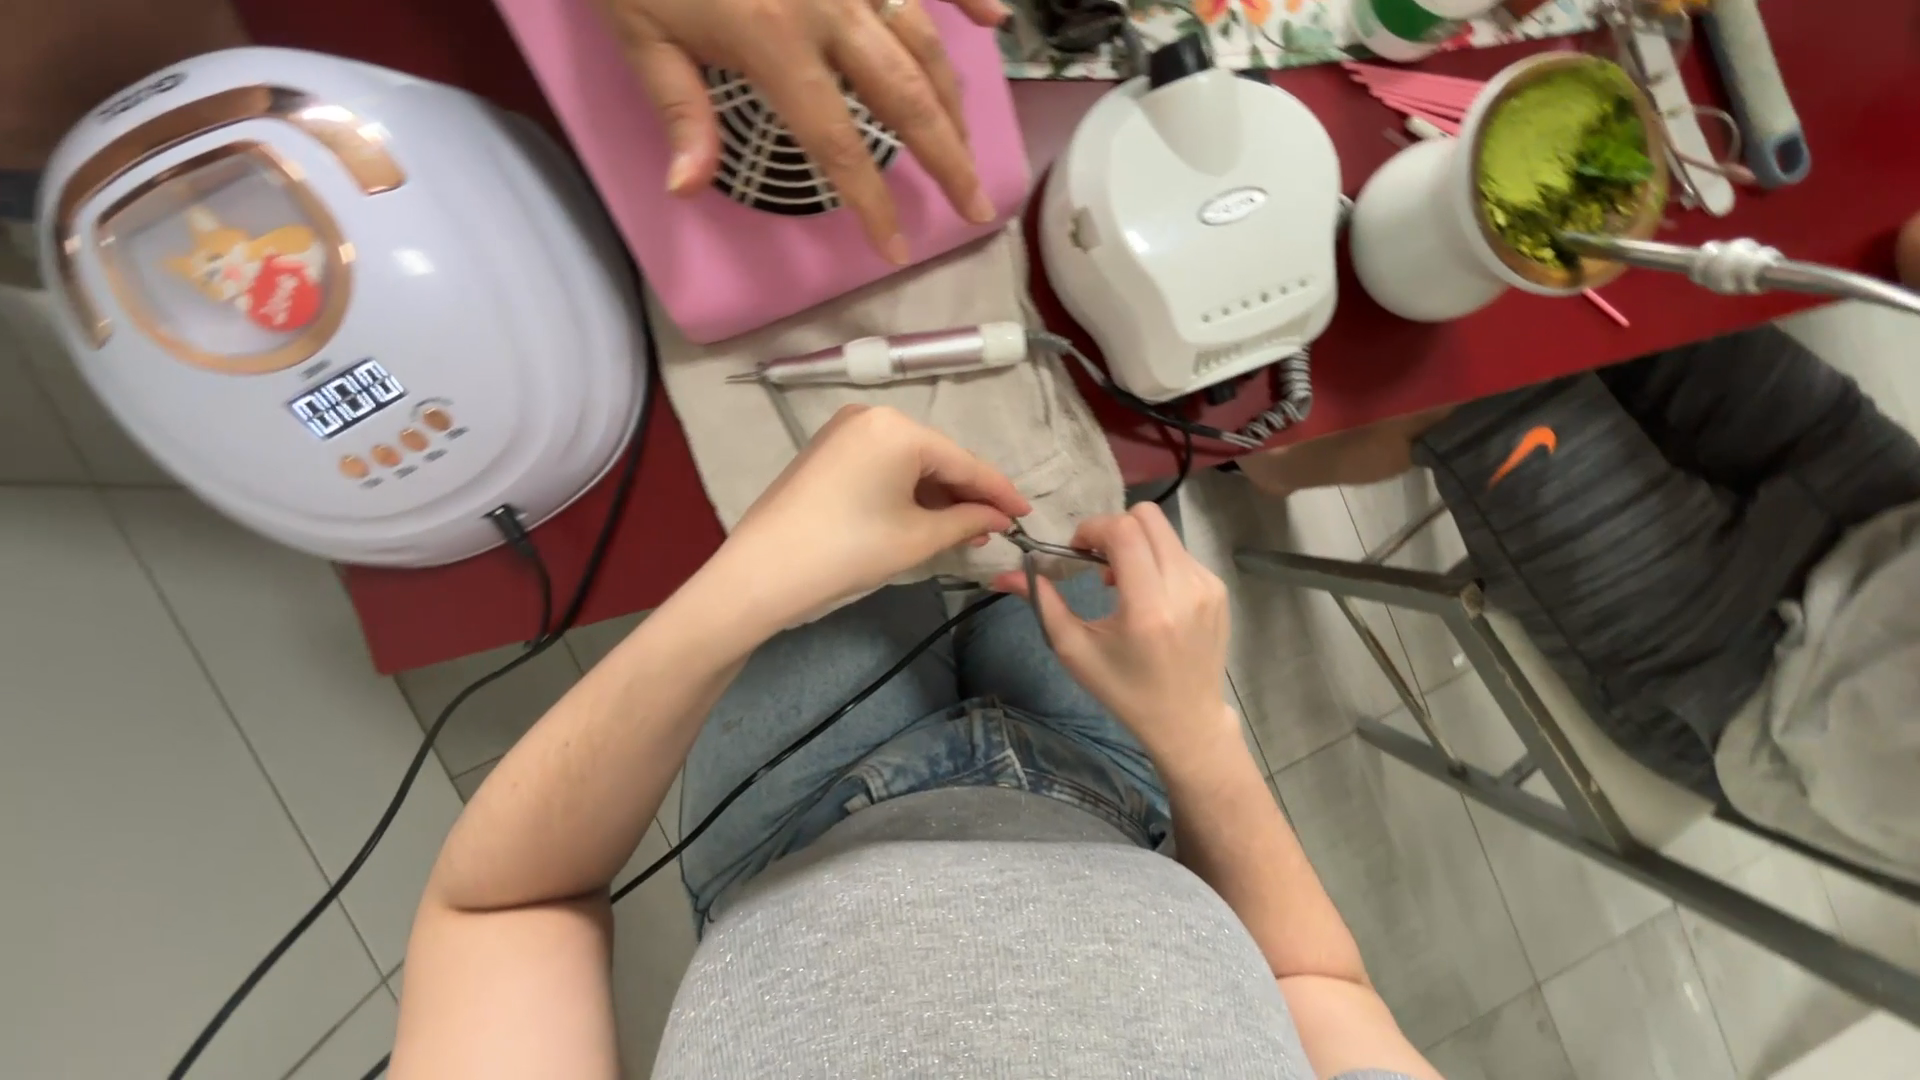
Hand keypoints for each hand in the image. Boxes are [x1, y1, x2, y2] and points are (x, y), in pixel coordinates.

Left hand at [596, 0, 1006, 263]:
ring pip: (923, 43)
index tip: (896, 250)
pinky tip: (996, 19)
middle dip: (948, 161)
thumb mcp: (640, 30)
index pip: (838, 145)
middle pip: (906, 99)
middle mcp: (828, 7)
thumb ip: (679, 111)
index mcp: (774, 41)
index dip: (872, 204)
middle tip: (977, 209)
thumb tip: (686, 190)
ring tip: (969, 152)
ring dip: (954, 103)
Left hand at [711, 404, 1030, 625]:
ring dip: (937, 495)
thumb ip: (967, 521)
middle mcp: (871, 416)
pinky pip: (881, 466)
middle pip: (936, 457)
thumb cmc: (848, 551)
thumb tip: (999, 519)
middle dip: (966, 494)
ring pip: (908, 462)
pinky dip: (906, 491)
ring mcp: (843, 432)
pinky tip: (924, 517)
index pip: (964, 461)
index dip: (999, 491)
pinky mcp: (825, 452)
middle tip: (995, 528)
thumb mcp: (917, 538)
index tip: (1026, 515)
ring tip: (964, 530)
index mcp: (898, 428)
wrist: (761, 574)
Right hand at [992, 503, 1240, 767]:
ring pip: (1164, 531)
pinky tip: (1148, 593)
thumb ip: (1043, 604)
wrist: (1186, 719)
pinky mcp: (1218, 588)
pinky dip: (1156, 559)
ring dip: (1136, 543)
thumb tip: (1005, 573)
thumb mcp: (1075, 651)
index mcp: (1148, 608)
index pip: (1124, 531)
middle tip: (1097, 560)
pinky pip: (1180, 551)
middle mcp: (1184, 588)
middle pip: (1147, 517)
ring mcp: (1207, 586)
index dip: (1093, 528)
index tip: (1077, 550)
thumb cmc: (1124, 689)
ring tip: (1122, 581)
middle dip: (1114, 528)